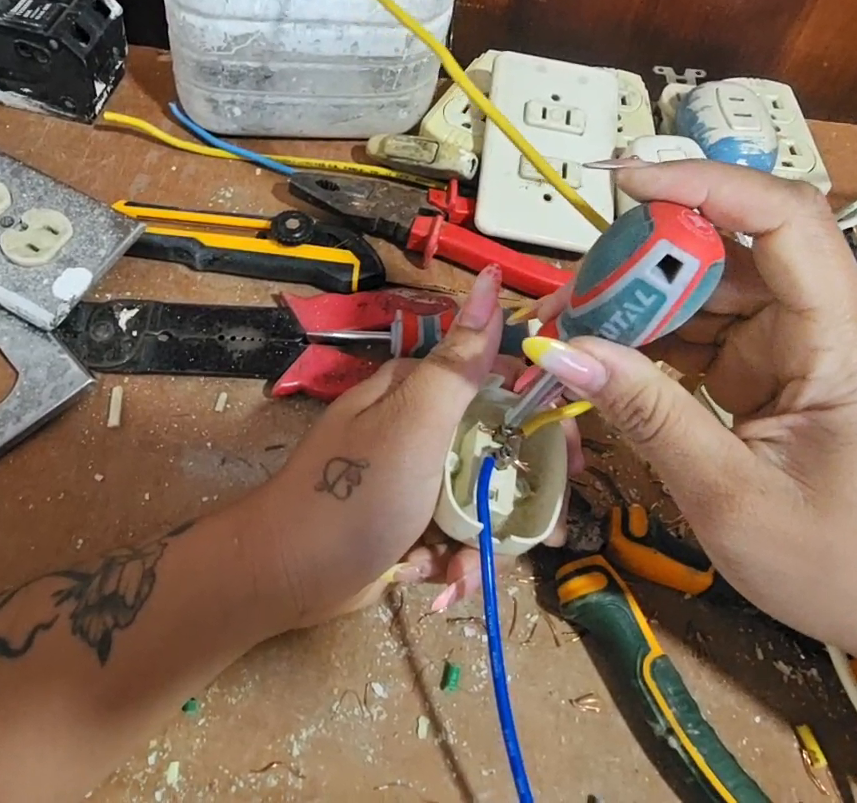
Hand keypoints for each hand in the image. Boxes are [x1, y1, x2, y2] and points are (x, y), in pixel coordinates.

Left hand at [239, 266, 575, 629]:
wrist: (285, 574)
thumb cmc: (353, 493)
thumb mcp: (414, 421)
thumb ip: (461, 361)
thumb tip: (490, 277)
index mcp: (417, 391)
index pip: (498, 386)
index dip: (540, 420)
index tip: (570, 464)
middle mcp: (415, 426)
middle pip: (494, 451)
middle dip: (510, 499)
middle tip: (534, 537)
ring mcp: (409, 477)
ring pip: (476, 500)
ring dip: (478, 542)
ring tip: (460, 572)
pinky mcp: (403, 522)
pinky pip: (449, 535)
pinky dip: (447, 559)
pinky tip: (429, 578)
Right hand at [525, 161, 856, 659]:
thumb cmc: (841, 563)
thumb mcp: (730, 497)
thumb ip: (648, 415)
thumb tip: (562, 351)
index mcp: (839, 341)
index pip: (785, 219)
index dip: (704, 183)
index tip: (624, 180)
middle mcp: (817, 324)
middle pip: (727, 248)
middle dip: (643, 255)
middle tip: (569, 292)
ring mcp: (788, 344)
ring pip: (702, 286)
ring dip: (634, 298)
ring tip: (569, 325)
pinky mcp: (763, 366)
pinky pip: (695, 329)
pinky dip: (645, 335)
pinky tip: (600, 352)